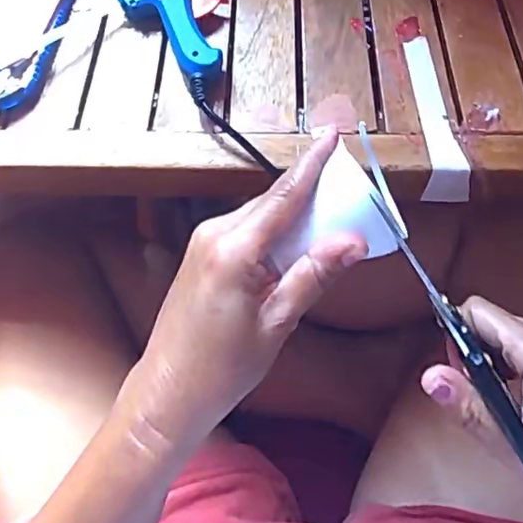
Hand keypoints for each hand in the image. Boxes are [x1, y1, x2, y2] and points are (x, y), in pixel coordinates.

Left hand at [122, 129, 366, 446]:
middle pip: (272, 202)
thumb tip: (352, 241)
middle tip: (348, 195)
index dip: (312, 164)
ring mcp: (203, 238)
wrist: (170, 386)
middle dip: (311, 195)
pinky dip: (272, 231)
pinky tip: (293, 247)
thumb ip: (313, 275)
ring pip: (259, 214)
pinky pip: (245, 228)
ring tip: (330, 227)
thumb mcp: (277, 324)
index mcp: (233, 248)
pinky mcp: (201, 249)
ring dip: (292, 216)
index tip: (331, 135)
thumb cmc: (222, 366)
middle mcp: (214, 232)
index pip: (283, 196)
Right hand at [422, 297, 522, 522]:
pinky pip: (518, 341)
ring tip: (504, 403)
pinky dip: (507, 363)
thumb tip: (431, 378)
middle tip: (483, 397)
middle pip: (486, 319)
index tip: (458, 371)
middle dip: (472, 352)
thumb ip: (471, 407)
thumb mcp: (521, 447)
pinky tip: (520, 400)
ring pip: (500, 330)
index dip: (456, 336)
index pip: (475, 311)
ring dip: (489, 359)